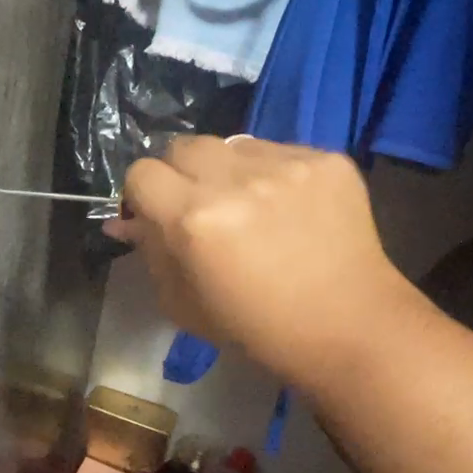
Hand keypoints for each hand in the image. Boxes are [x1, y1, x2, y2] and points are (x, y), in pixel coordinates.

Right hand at [102, 136, 414, 387]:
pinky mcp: (325, 160)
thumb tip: (123, 221)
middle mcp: (235, 181)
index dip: (142, 194)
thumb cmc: (255, 328)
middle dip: (180, 173)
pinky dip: (269, 172)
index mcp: (193, 219)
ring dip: (225, 168)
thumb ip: (150, 252)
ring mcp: (285, 165)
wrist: (349, 328)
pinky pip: (276, 150)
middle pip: (182, 147)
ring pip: (230, 144)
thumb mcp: (183, 302)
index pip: (141, 172)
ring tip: (246, 203)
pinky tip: (287, 207)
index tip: (155, 215)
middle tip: (198, 206)